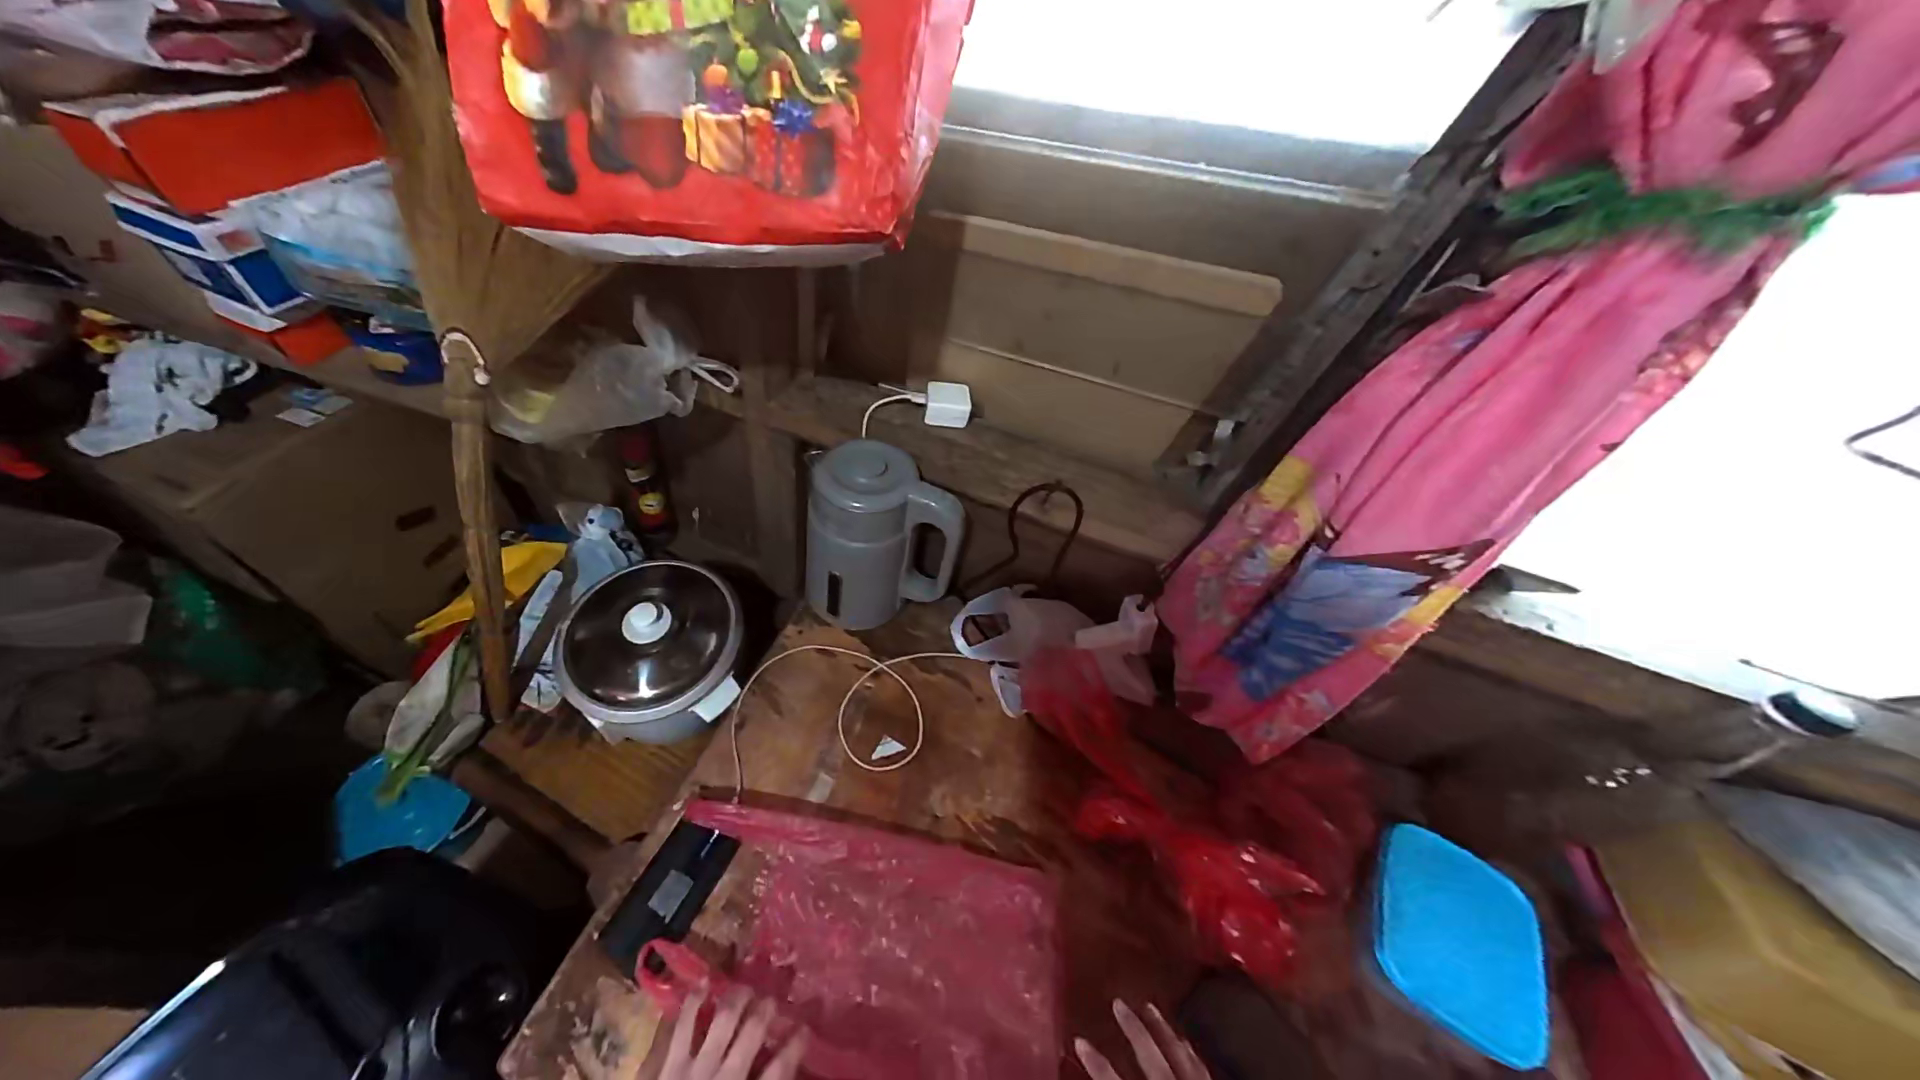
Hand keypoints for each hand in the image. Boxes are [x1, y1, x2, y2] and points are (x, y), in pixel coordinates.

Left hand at [658, 986, 808, 1079]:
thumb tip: (783, 1076)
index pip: (780, 1069)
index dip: (795, 1045)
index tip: (804, 1029)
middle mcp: (725, 1076)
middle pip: (752, 1031)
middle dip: (765, 1010)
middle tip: (771, 998)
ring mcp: (693, 1069)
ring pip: (721, 1020)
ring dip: (735, 999)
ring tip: (742, 988)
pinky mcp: (665, 1067)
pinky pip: (680, 1027)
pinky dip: (691, 1003)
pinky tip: (700, 986)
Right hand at [1075, 1000, 1211, 1079]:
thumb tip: (1093, 1051)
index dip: (1097, 1064)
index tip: (1079, 1040)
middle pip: (1152, 1060)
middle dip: (1134, 1029)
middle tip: (1118, 1002)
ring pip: (1180, 1057)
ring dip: (1163, 1031)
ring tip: (1149, 1006)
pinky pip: (1202, 1070)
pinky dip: (1190, 1052)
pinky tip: (1184, 1039)